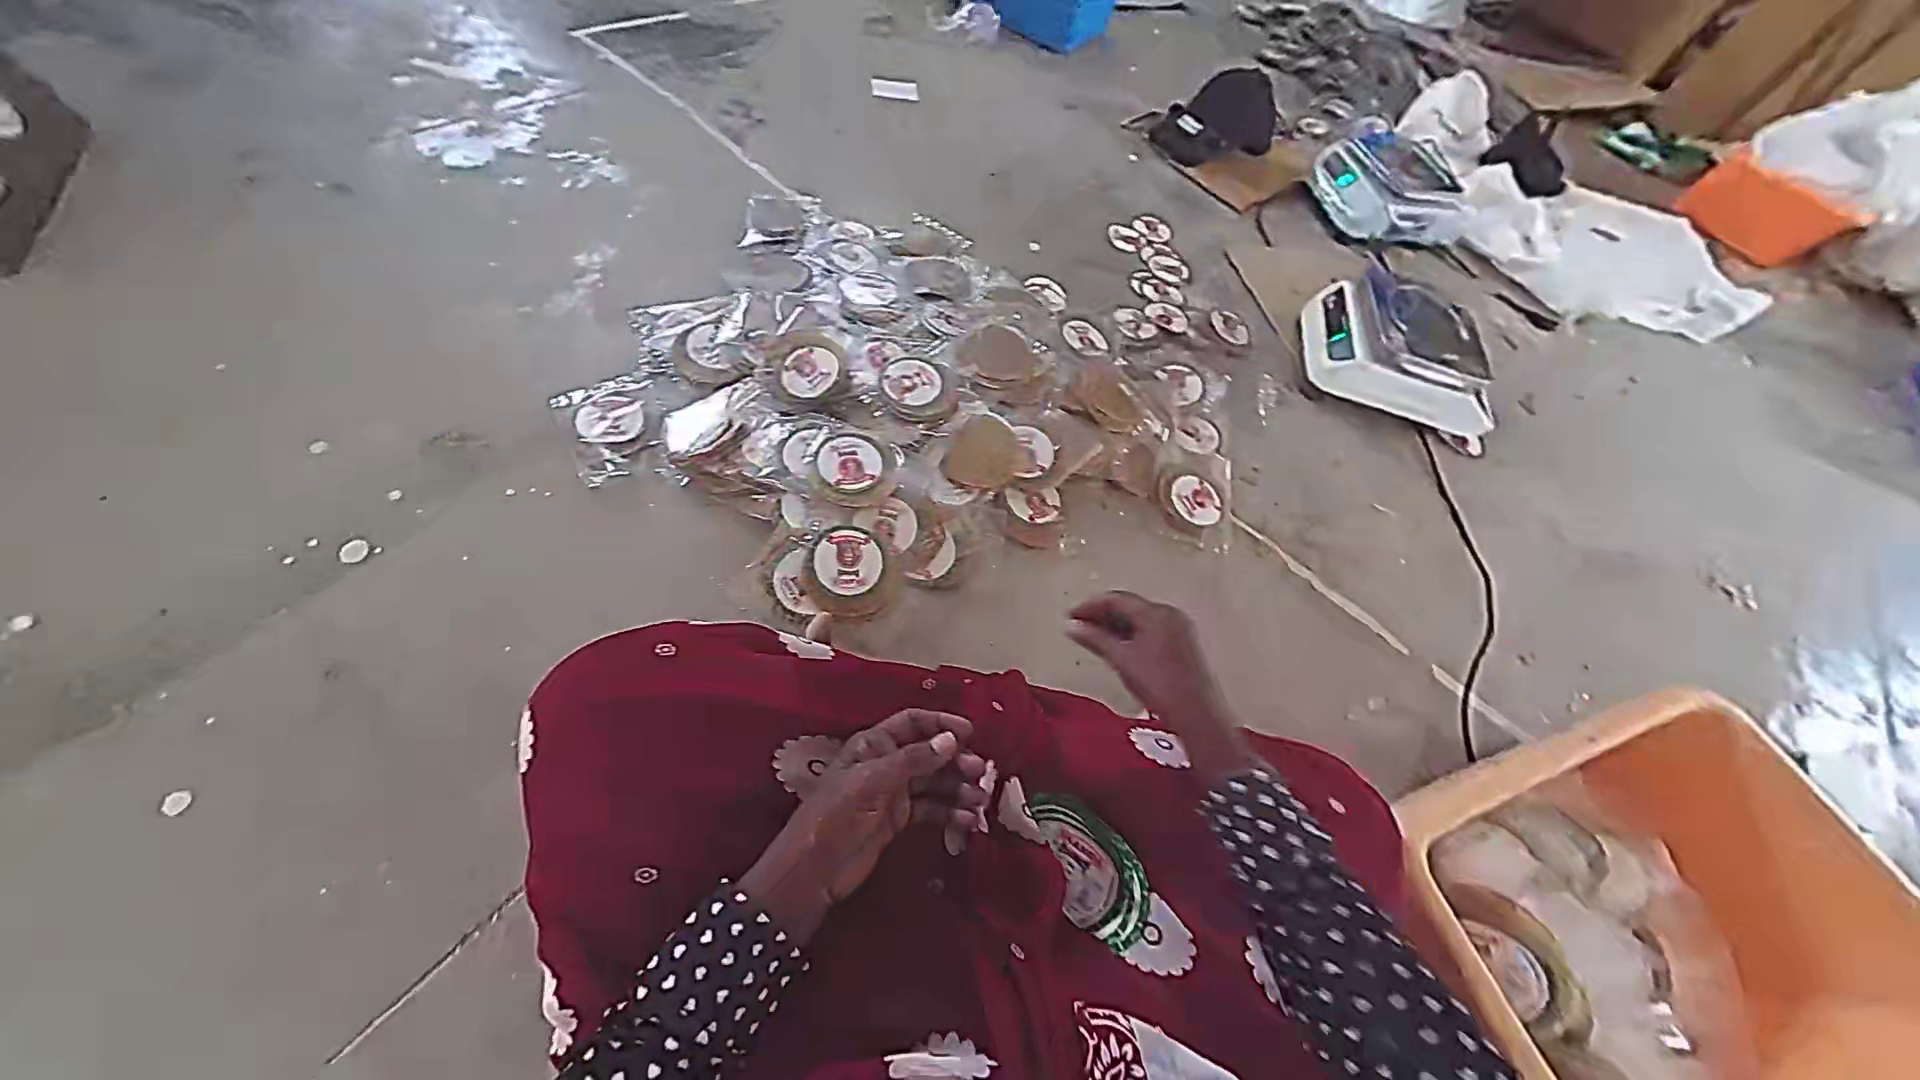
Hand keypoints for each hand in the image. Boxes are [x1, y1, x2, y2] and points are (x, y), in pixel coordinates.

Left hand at [741, 710, 986, 941]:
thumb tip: (951, 740)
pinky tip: (967, 821)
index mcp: (873, 744)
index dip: (940, 723)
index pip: (912, 723)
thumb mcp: (871, 783)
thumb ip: (912, 760)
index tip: (970, 732)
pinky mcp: (898, 820)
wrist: (811, 874)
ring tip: (980, 800)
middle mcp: (886, 763)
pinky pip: (931, 809)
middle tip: (980, 773)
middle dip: (956, 760)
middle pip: (929, 753)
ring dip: (958, 788)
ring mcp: (893, 792)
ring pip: (934, 782)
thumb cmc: (833, 818)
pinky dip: (950, 813)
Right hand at [1067, 591, 1257, 778]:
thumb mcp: (1121, 659)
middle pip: (1129, 607)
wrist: (1195, 715)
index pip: (1116, 599)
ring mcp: (1178, 629)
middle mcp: (1170, 615)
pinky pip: (1150, 631)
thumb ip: (1095, 639)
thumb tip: (1073, 627)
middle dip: (1102, 616)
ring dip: (1115, 627)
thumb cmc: (1160, 685)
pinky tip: (1117, 649)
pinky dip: (1131, 636)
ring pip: (1139, 620)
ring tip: (1093, 639)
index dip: (1090, 606)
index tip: (1072, 617)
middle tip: (1079, 627)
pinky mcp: (1182, 645)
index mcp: (1156, 613)